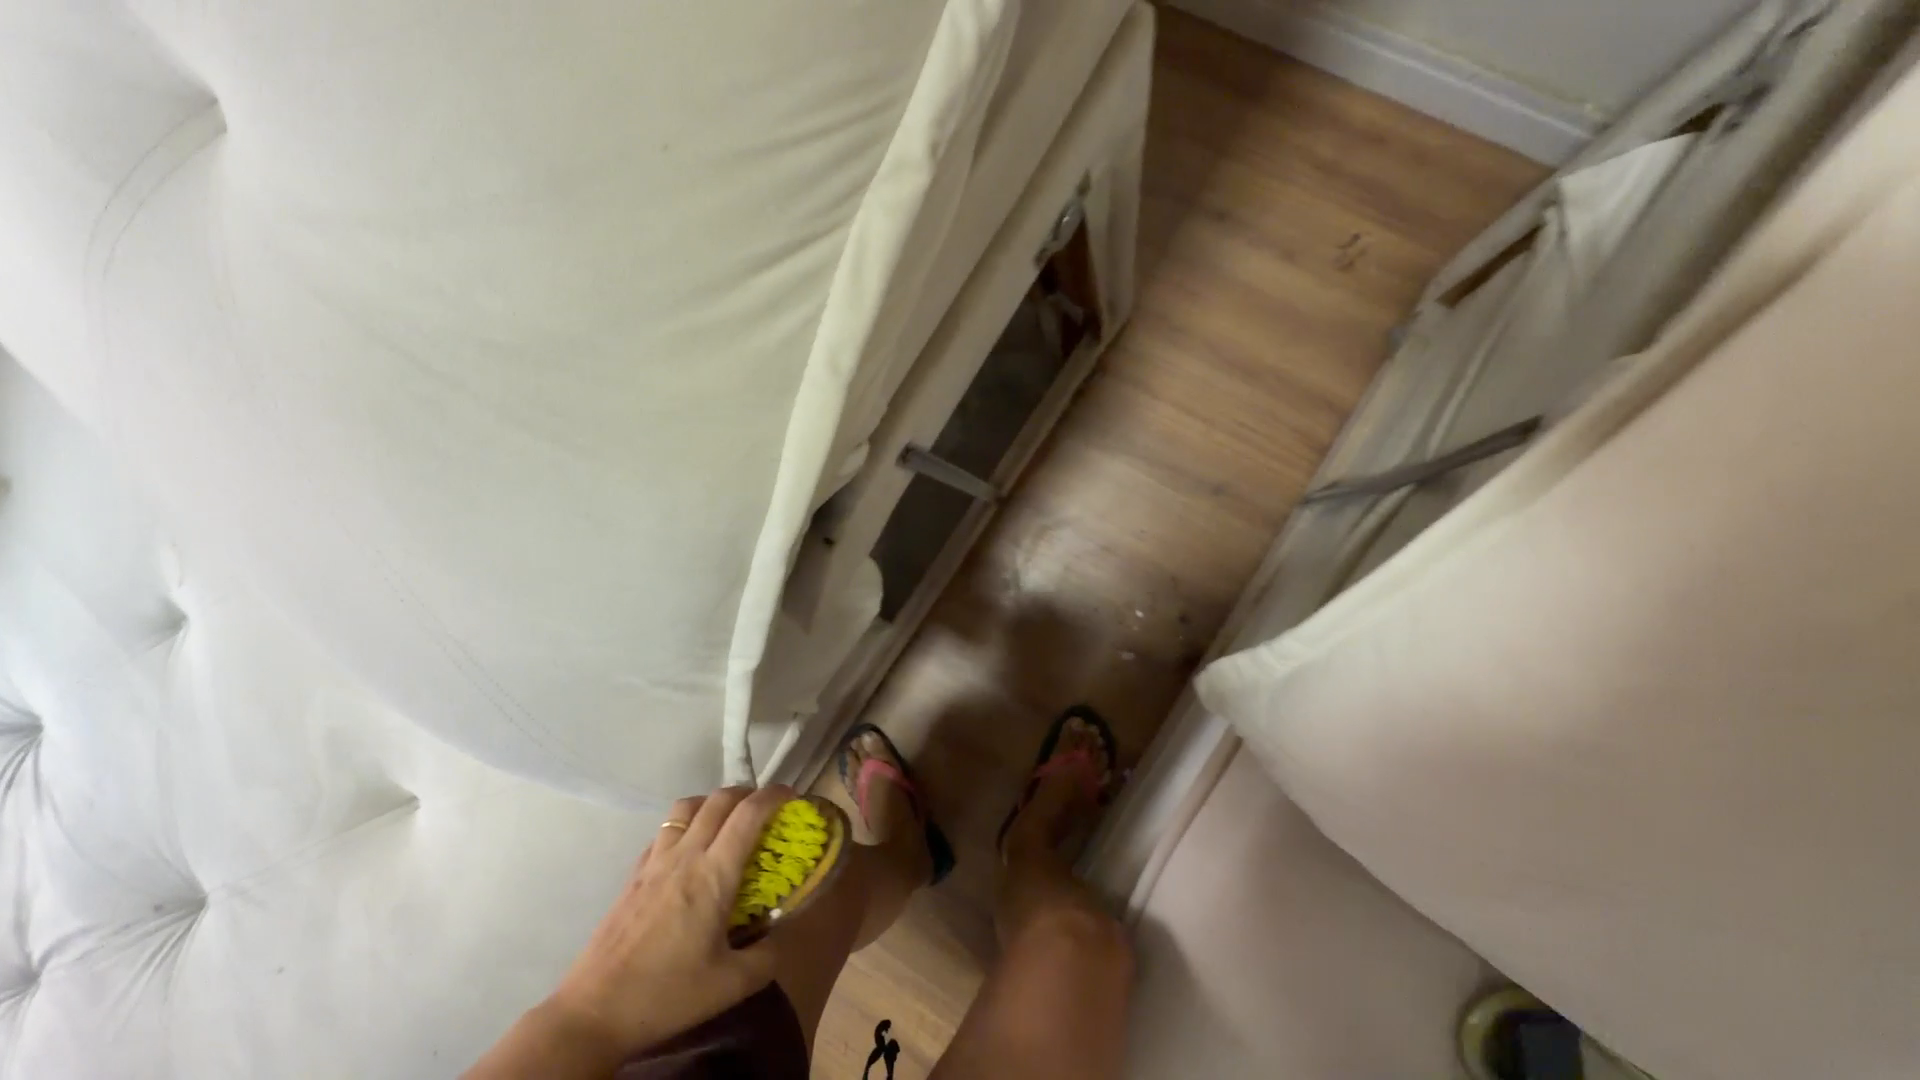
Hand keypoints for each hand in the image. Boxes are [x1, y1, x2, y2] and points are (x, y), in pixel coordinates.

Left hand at [547, 784, 792, 1055]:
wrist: (595, 1011)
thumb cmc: (667, 994)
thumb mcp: (733, 984)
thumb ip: (768, 955)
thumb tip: (783, 933)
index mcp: (713, 874)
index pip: (748, 814)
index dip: (774, 796)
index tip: (793, 796)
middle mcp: (684, 856)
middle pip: (718, 800)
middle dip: (749, 793)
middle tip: (767, 808)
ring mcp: (654, 862)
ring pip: (686, 807)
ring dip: (713, 802)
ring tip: (728, 821)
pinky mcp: (633, 875)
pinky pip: (665, 831)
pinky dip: (686, 825)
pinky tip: (691, 852)